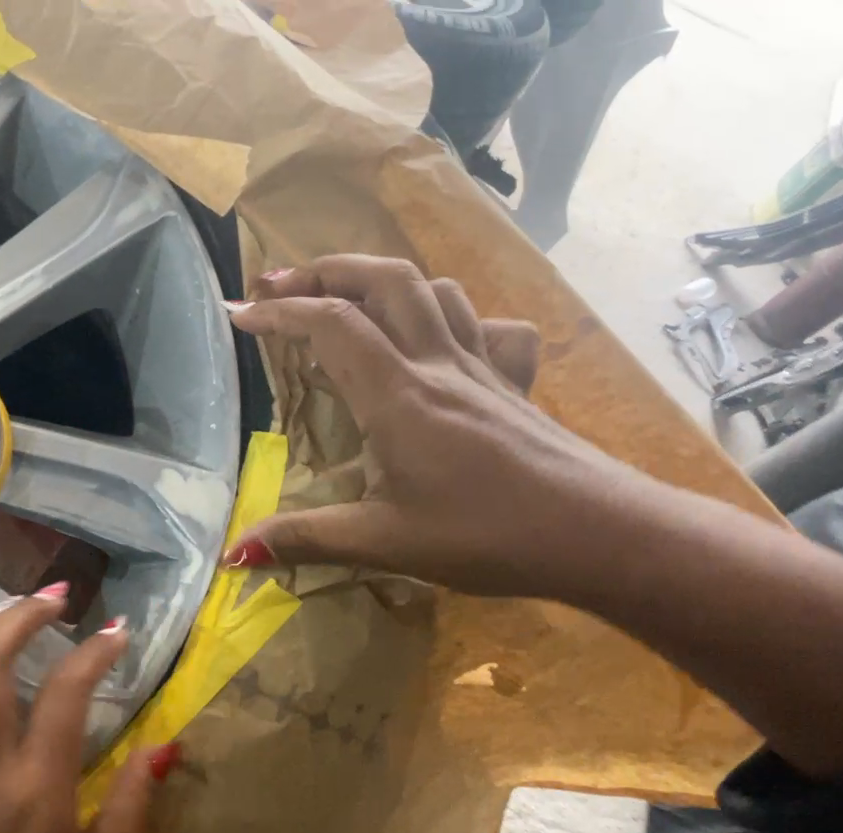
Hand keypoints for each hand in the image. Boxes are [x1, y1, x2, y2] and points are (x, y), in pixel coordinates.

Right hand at [222, 254, 663, 597]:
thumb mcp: (383, 542)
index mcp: (399, 395)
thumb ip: (304, 538)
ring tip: (343, 301)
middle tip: (281, 286)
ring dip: (381, 282)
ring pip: (434, 291)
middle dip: (327, 270)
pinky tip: (436, 342)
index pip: (332, 324)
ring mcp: (483, 368)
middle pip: (386, 279)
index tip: (237, 316)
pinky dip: (452, 317)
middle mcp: (439, 364)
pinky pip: (486, 327)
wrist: (606, 536)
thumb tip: (236, 552)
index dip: (279, 310)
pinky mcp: (512, 384)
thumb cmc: (488, 536)